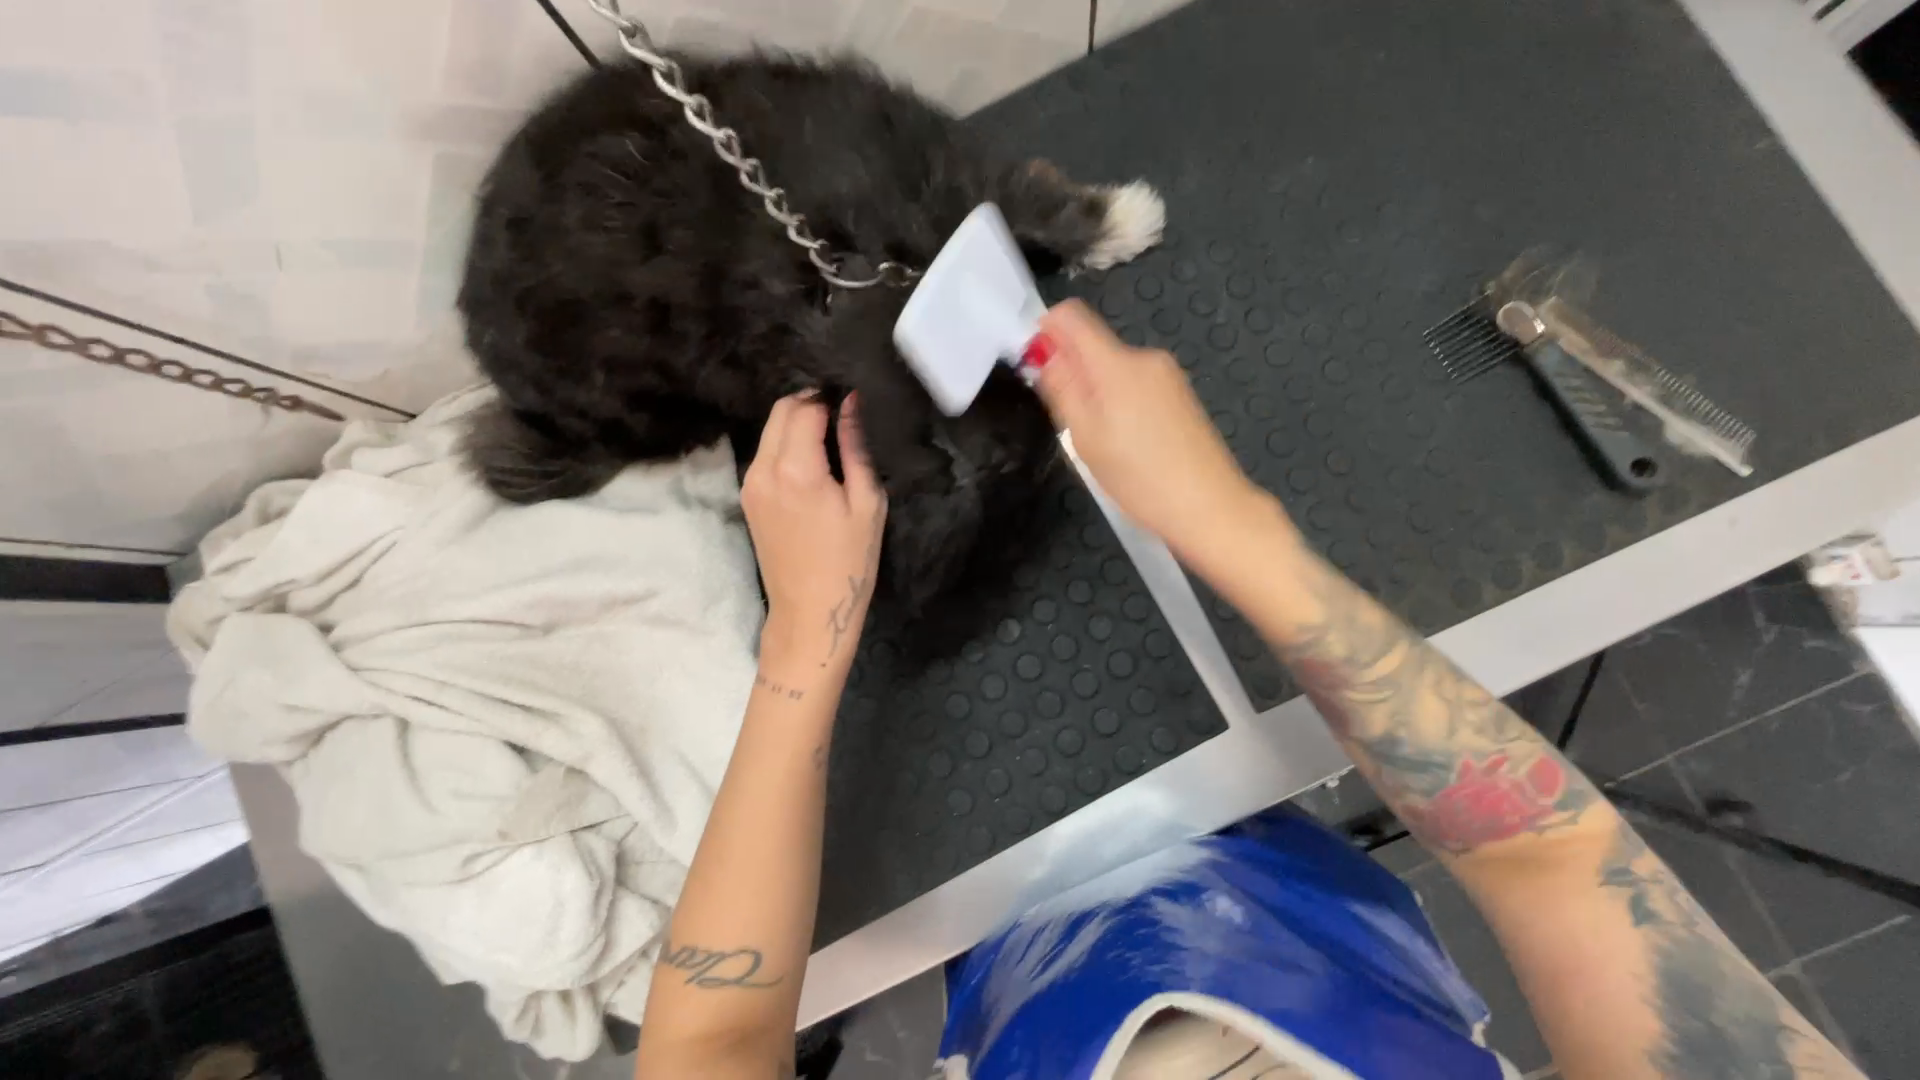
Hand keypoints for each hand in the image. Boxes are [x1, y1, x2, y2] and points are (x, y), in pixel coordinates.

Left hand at [741, 394, 887, 677]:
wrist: (809, 611)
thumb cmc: (849, 562)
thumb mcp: (868, 504)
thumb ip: (856, 448)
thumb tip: (852, 403)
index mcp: (796, 469)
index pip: (806, 407)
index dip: (831, 399)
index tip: (853, 404)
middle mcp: (764, 469)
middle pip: (781, 410)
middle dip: (810, 404)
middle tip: (843, 420)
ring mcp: (750, 483)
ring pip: (770, 430)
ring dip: (797, 424)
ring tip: (831, 443)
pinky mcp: (748, 497)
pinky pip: (766, 454)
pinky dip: (786, 445)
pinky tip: (813, 465)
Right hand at [1032, 301, 1281, 556]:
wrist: (1209, 506)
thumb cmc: (1140, 477)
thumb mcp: (1086, 437)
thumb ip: (1062, 388)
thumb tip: (1043, 353)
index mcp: (1117, 363)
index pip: (1071, 316)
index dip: (1046, 332)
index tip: (1037, 366)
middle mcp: (1145, 358)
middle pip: (1093, 347)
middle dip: (1073, 376)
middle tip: (1073, 427)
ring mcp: (1168, 376)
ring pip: (1113, 370)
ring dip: (1098, 396)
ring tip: (1104, 444)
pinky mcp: (1180, 395)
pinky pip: (1136, 387)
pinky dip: (1121, 406)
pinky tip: (1129, 446)